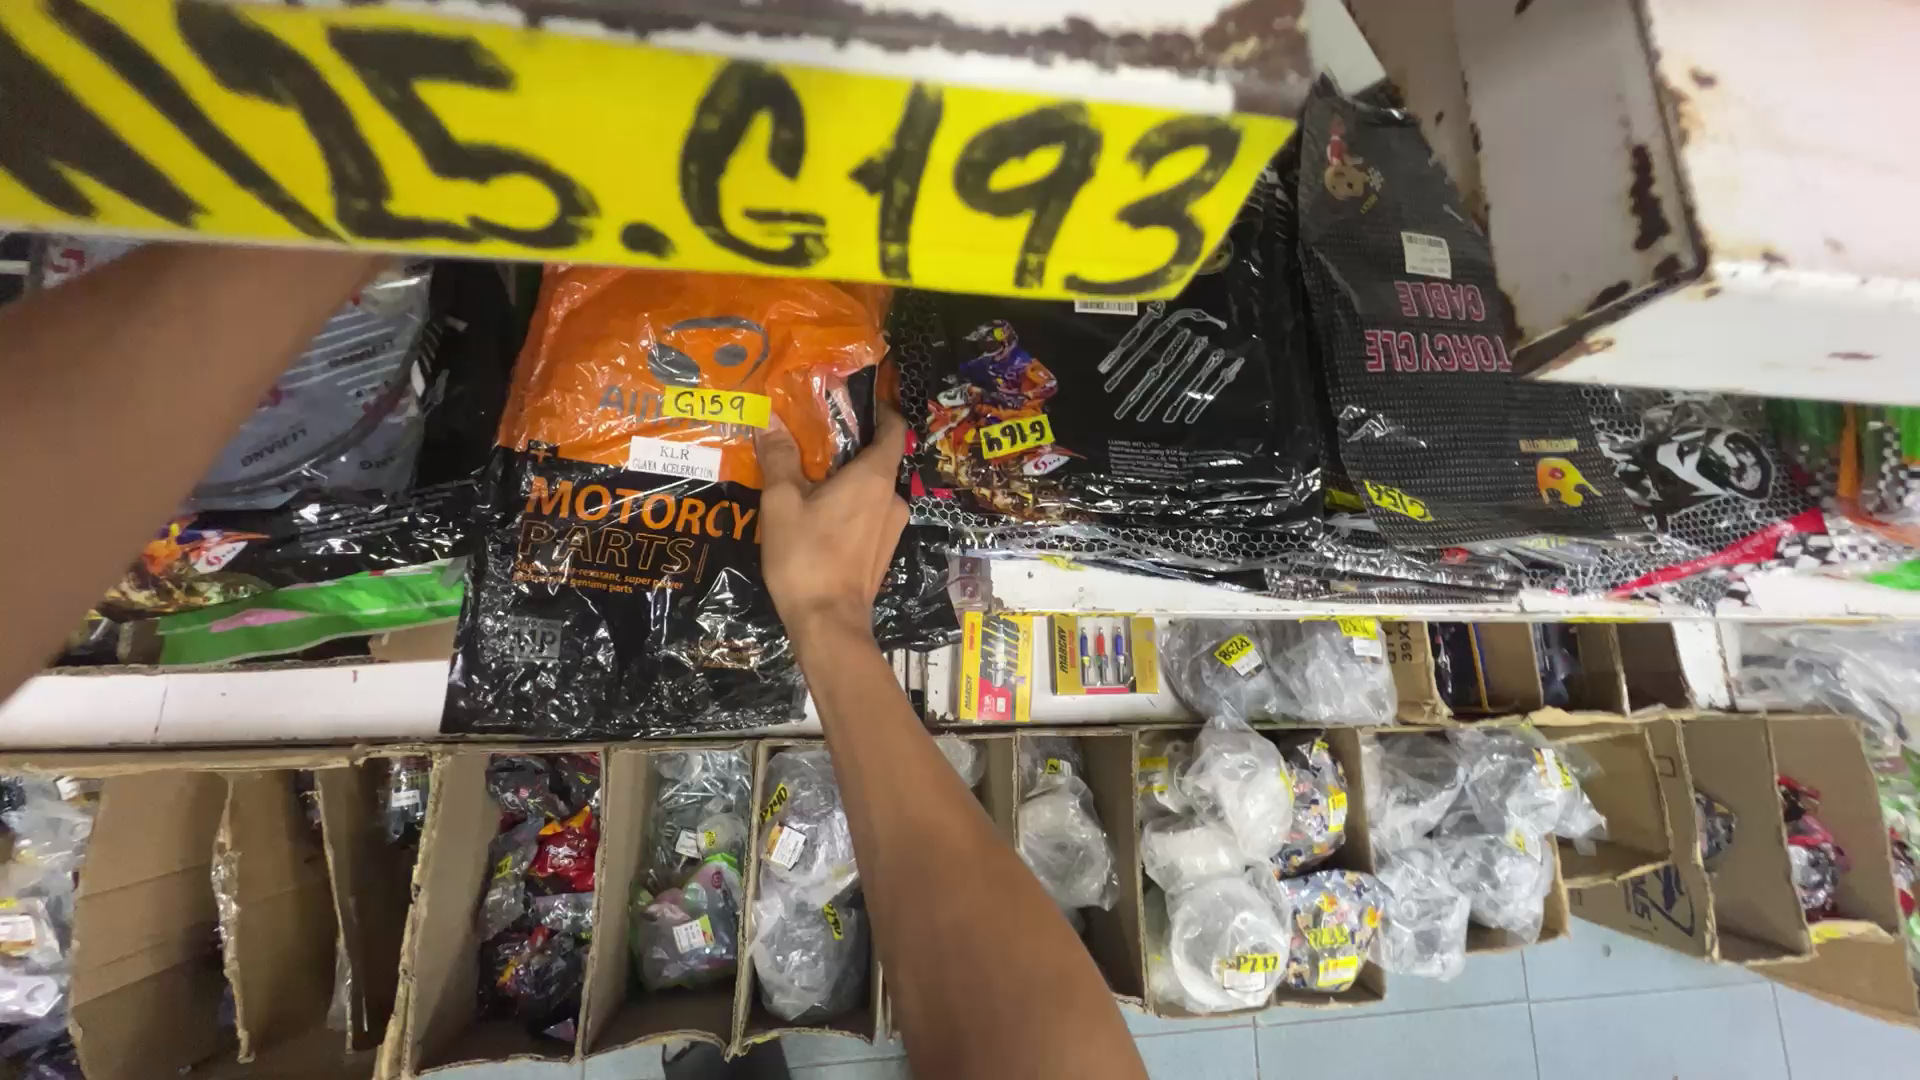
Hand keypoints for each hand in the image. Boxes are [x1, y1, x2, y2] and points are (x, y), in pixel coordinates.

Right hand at [756, 405, 909, 643]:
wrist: (829, 622)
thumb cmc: (806, 557)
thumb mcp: (782, 503)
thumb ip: (779, 459)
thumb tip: (772, 422)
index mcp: (874, 478)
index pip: (893, 430)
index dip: (881, 411)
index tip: (858, 401)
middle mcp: (893, 498)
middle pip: (879, 460)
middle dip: (850, 449)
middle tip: (814, 443)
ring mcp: (893, 527)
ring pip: (873, 491)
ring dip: (848, 482)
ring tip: (810, 481)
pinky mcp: (884, 551)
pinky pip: (871, 515)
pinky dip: (851, 507)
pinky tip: (820, 517)